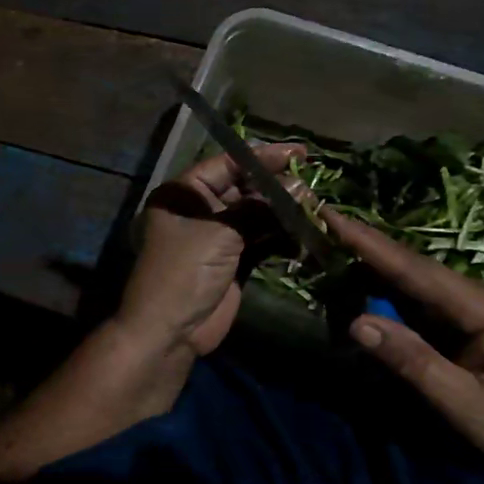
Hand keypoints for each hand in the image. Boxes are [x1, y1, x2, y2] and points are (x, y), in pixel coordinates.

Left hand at [118, 143, 306, 354]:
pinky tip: (305, 229)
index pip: (225, 164)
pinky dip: (279, 234)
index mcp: (182, 194)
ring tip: (314, 206)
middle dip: (275, 185)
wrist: (170, 330)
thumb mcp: (219, 234)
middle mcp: (197, 210)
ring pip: (253, 214)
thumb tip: (297, 188)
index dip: (261, 158)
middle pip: (241, 188)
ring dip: (281, 210)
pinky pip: (258, 238)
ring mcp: (213, 236)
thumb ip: (257, 210)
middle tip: (312, 181)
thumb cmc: (184, 272)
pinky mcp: (229, 259)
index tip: (298, 152)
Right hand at [318, 206, 483, 483]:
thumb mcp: (468, 405)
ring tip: (332, 243)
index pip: (416, 271)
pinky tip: (366, 280)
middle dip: (367, 244)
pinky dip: (390, 287)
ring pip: (418, 281)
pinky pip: (424, 300)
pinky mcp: (473, 327)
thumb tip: (356, 322)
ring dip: (375, 263)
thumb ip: (413, 362)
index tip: (331, 215)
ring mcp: (480, 312)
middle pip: (415, 267)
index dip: (370, 243)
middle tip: (321, 222)